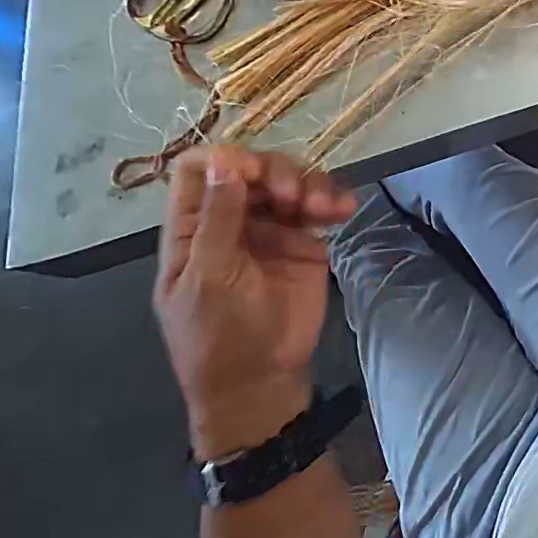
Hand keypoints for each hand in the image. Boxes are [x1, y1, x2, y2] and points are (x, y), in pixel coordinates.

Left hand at [154, 145, 357, 459]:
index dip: (224, 158)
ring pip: (290, 182)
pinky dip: (332, 200)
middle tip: (293, 196)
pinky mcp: (306, 242)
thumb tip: (224, 161)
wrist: (261, 379)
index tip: (252, 172)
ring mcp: (272, 229)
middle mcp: (232, 218)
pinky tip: (343, 210)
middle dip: (275, 172)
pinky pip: (319, 208)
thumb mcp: (208, 278)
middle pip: (252, 168)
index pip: (197, 169)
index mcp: (194, 225)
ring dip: (309, 184)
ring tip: (324, 208)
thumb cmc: (218, 335)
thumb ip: (218, 220)